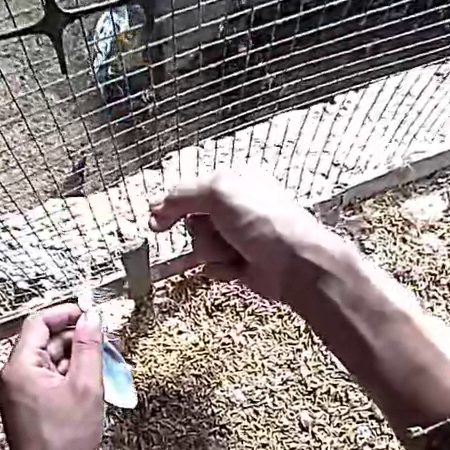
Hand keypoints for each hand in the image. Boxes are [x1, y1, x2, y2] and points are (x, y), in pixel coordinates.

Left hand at [0, 303, 104, 449]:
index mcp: (20, 367)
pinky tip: (90, 387)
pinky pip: (48, 380)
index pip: (40, 322)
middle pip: (45, 342)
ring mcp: (18, 393)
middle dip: (77, 340)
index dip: (67, 314)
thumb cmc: (63, 443)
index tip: (91, 315)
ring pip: (50, 362)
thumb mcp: (86, 388)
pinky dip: (69, 378)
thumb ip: (89, 348)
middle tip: (107, 343)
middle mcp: (13, 376)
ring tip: (104, 369)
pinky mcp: (26, 407)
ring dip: (76, 360)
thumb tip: (92, 319)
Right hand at [147, 168, 345, 303]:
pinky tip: (239, 266)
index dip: (173, 206)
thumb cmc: (263, 221)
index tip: (158, 221)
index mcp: (233, 181)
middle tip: (221, 232)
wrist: (293, 263)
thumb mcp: (219, 192)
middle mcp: (235, 207)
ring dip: (213, 251)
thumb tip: (156, 209)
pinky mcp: (238, 263)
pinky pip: (212, 267)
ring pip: (201, 246)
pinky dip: (222, 268)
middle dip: (202, 231)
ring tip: (236, 251)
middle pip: (192, 221)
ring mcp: (237, 236)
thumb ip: (182, 196)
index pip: (190, 191)